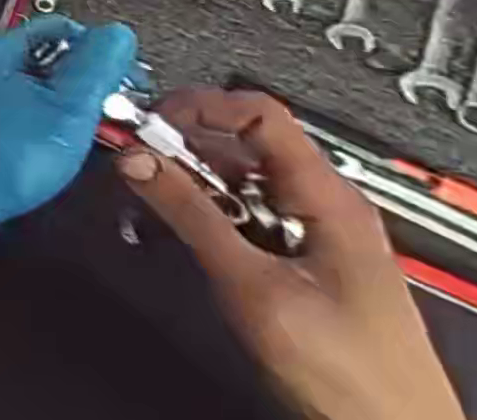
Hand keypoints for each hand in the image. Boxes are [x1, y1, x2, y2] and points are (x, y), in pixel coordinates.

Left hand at [0, 15, 133, 255]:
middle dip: (86, 76)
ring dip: (70, 95)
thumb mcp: (67, 109)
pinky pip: (21, 98)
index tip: (125, 78)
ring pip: (35, 78)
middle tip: (119, 104)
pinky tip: (69, 131)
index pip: (56, 27)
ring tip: (100, 121)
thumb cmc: (12, 157)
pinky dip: (48, 109)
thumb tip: (118, 33)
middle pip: (45, 52)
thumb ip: (96, 66)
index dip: (97, 48)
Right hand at [115, 89, 464, 419]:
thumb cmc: (343, 369)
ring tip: (143, 203)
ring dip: (181, 181)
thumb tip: (133, 158)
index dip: (199, 107)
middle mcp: (317, 199)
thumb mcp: (254, 287)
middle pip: (237, 142)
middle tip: (134, 167)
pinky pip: (236, 209)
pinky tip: (169, 228)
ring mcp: (306, 226)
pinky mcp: (292, 252)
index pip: (258, 113)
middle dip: (178, 147)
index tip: (147, 125)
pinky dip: (196, 209)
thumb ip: (190, 216)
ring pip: (231, 175)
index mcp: (325, 195)